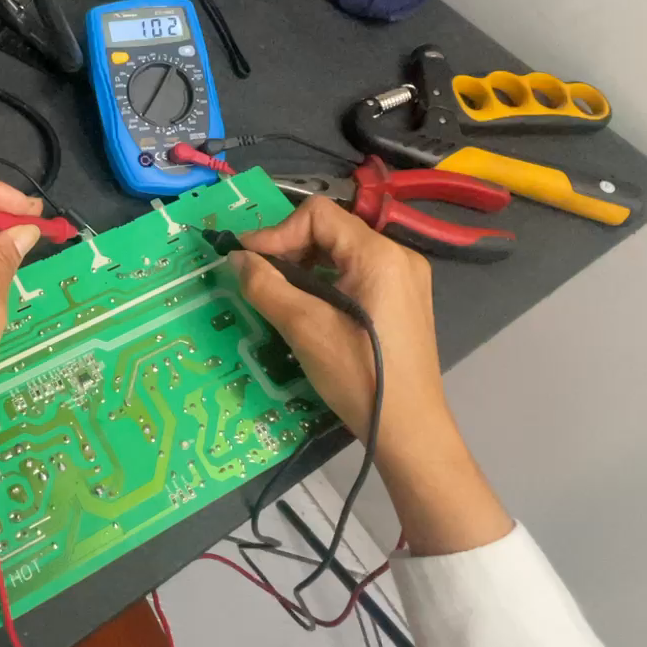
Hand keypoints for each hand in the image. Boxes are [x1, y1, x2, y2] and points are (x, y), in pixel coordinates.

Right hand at [230, 197, 511, 555]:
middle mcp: (398, 255)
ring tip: (280, 291)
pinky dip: (323, 278)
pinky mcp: (401, 297)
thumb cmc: (357, 375)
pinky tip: (308, 304)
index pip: (317, 215)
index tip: (247, 260)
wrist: (410, 431)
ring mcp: (404, 277)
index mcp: (379, 255)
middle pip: (329, 228)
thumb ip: (264, 284)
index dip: (277, 232)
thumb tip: (236, 257)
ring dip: (303, 263)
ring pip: (339, 249)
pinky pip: (353, 269)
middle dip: (289, 247)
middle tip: (260, 276)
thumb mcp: (303, 327)